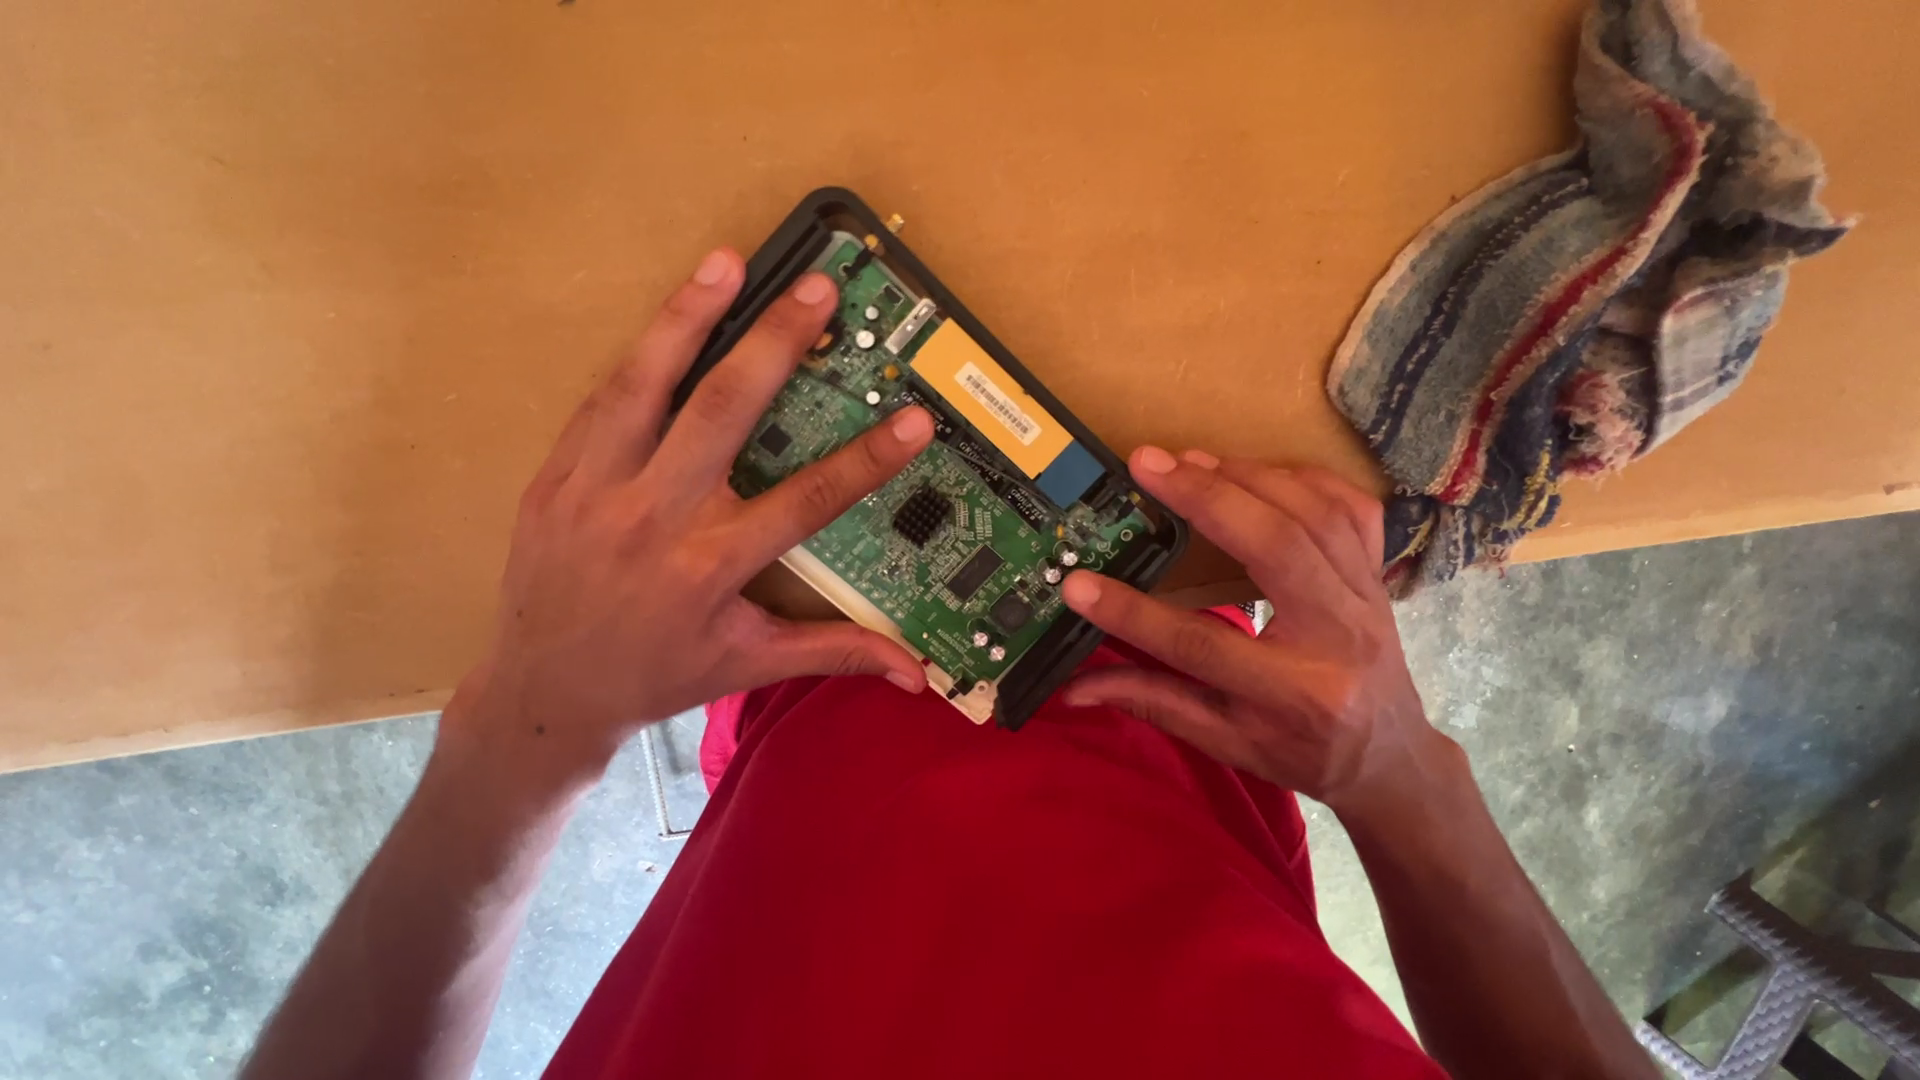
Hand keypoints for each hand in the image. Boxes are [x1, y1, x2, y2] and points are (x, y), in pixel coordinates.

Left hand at [439, 249, 934, 788]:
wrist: (545, 691)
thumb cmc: (658, 674)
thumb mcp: (749, 664)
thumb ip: (835, 652)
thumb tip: (914, 674)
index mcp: (710, 566)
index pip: (806, 502)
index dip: (865, 460)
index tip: (912, 418)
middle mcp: (655, 518)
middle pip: (722, 413)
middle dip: (774, 344)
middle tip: (816, 289)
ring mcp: (597, 490)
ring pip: (646, 386)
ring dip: (689, 319)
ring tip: (727, 262)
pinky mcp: (555, 477)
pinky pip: (601, 402)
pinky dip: (640, 356)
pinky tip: (670, 316)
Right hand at [1059, 447, 1457, 820]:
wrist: (1389, 758)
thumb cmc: (1300, 752)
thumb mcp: (1223, 741)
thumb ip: (1152, 703)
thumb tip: (1072, 688)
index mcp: (1292, 692)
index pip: (1200, 642)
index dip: (1133, 613)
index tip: (1078, 584)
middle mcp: (1337, 636)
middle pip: (1275, 547)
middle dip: (1205, 498)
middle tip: (1147, 464)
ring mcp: (1367, 598)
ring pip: (1313, 514)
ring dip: (1246, 476)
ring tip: (1189, 460)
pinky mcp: (1377, 575)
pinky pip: (1350, 508)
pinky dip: (1303, 478)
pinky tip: (1256, 470)